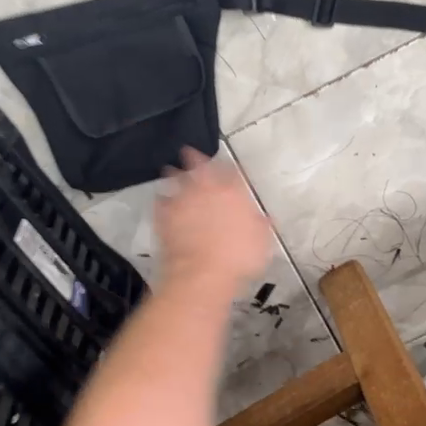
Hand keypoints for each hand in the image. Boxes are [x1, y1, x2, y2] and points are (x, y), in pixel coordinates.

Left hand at [155, 147, 273, 300]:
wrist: (202, 273)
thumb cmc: (238, 258)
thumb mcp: (262, 242)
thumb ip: (261, 225)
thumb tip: (265, 218)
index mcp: (233, 191)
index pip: (230, 170)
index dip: (226, 166)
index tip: (223, 166)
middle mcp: (206, 189)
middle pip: (197, 164)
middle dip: (193, 158)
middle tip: (188, 152)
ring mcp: (182, 200)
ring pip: (175, 178)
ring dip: (174, 174)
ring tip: (170, 171)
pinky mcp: (163, 216)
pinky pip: (160, 201)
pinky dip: (160, 199)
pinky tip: (160, 200)